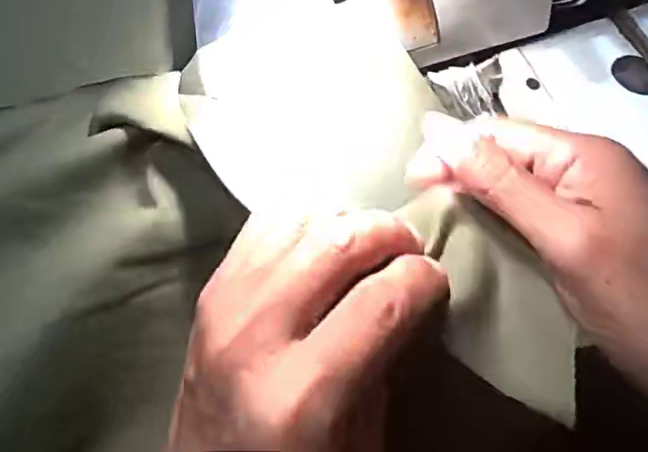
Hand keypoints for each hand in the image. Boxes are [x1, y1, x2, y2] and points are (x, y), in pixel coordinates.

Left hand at [167, 210, 449, 451]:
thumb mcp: (361, 438)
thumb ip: (388, 356)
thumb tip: (418, 286)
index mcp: (299, 398)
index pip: (381, 302)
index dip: (423, 278)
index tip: (435, 278)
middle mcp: (256, 340)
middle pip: (341, 243)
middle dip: (390, 233)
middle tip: (409, 249)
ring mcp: (226, 306)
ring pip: (305, 218)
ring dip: (349, 220)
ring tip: (369, 242)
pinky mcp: (212, 288)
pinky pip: (268, 221)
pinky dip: (306, 218)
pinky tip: (324, 239)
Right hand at [407, 117, 647, 451]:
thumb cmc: (645, 306)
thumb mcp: (565, 241)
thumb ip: (501, 182)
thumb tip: (439, 127)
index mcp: (585, 151)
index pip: (500, 131)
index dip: (453, 150)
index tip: (412, 184)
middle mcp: (594, 162)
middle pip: (513, 151)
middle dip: (466, 171)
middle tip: (426, 208)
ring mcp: (604, 196)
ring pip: (526, 180)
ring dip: (487, 196)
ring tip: (449, 221)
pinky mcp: (608, 227)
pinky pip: (547, 207)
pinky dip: (514, 219)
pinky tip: (495, 237)